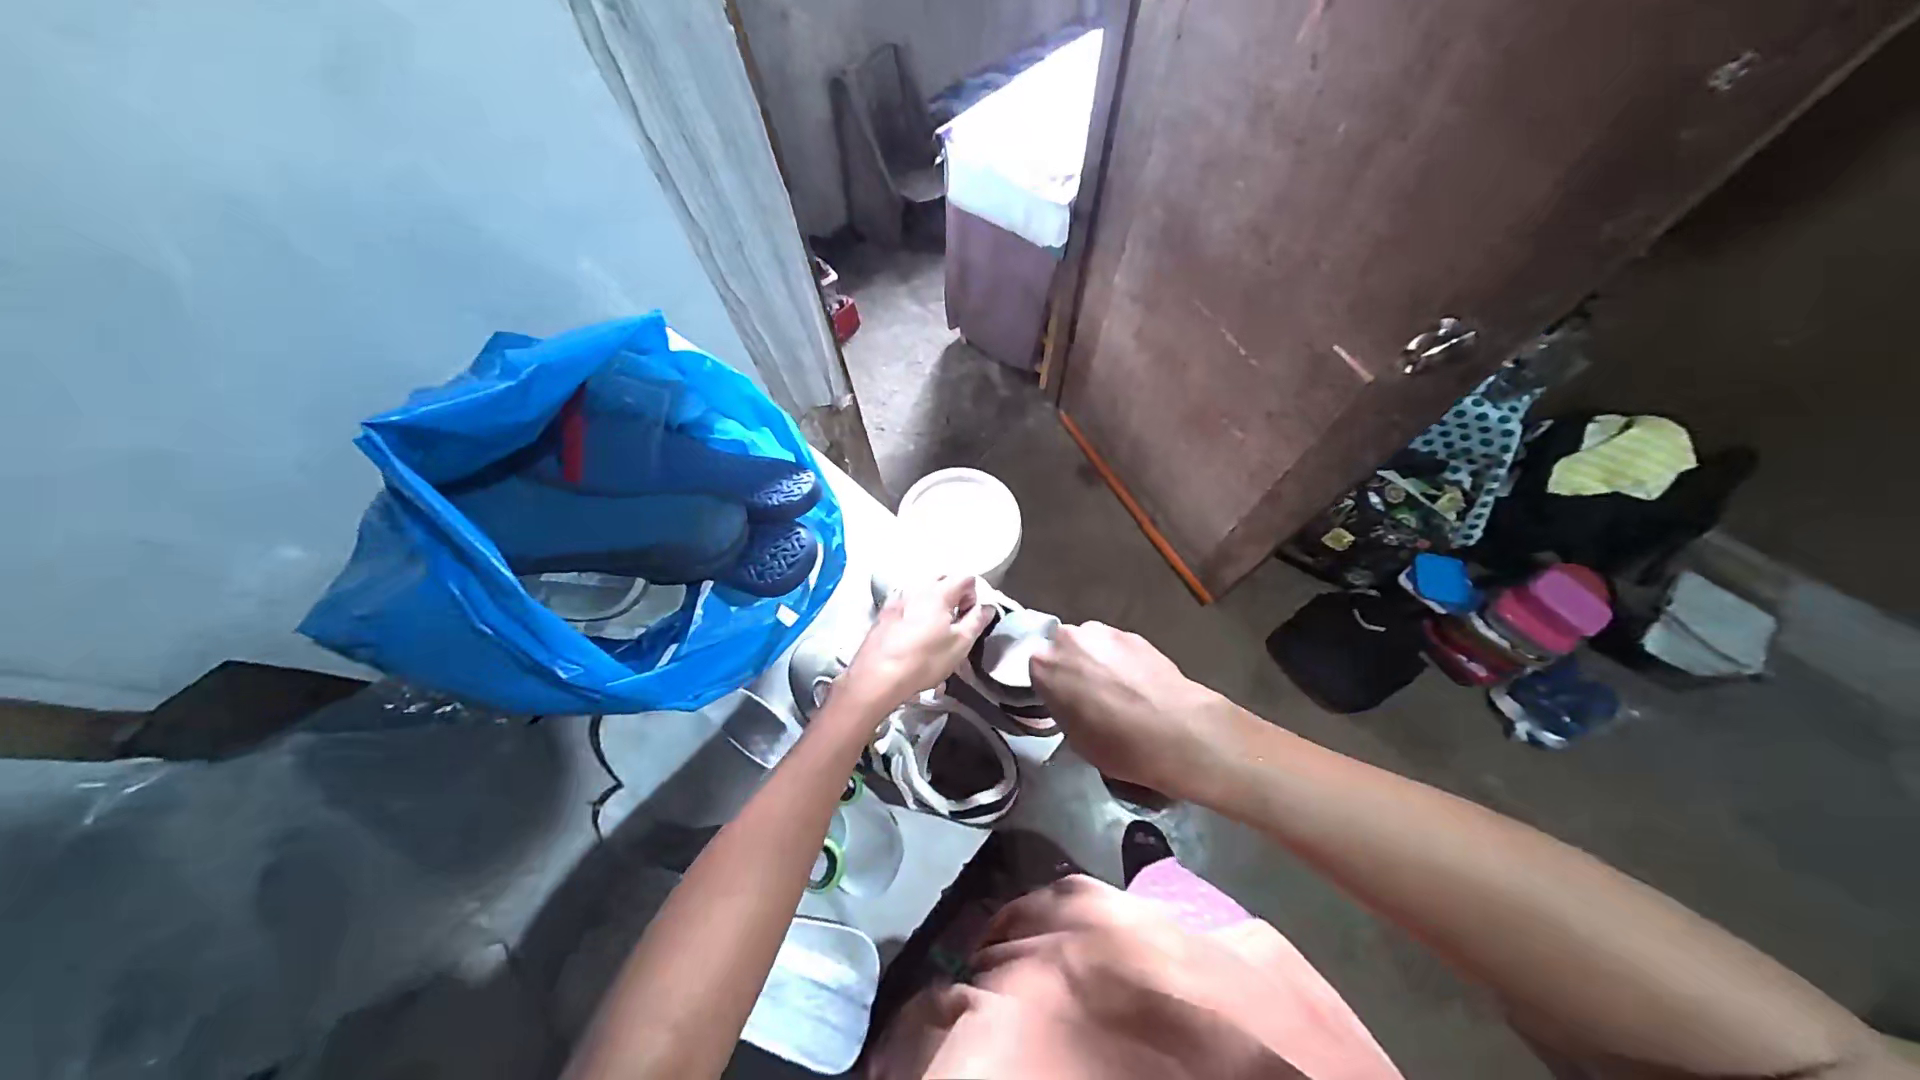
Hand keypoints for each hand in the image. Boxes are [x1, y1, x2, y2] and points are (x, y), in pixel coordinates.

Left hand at [839, 576, 993, 711]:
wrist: (877, 676)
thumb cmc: (924, 660)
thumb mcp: (960, 644)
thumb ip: (977, 621)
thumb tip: (987, 607)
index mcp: (939, 592)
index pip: (965, 578)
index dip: (973, 596)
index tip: (969, 618)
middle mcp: (917, 587)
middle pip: (942, 578)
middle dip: (953, 594)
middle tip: (954, 620)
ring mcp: (897, 597)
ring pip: (922, 588)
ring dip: (933, 600)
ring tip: (934, 626)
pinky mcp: (883, 611)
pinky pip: (906, 600)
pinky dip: (915, 608)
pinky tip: (913, 630)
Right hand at [1028, 622, 1229, 798]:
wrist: (1176, 731)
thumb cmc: (1117, 744)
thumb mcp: (1074, 737)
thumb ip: (1063, 706)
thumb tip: (1073, 700)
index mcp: (1044, 665)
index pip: (1037, 668)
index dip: (1051, 686)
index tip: (1063, 701)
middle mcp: (1069, 640)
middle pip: (1063, 647)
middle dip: (1073, 665)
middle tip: (1089, 694)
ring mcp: (1104, 633)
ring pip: (1092, 644)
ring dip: (1098, 660)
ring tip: (1119, 689)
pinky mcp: (1135, 634)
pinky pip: (1118, 647)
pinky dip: (1124, 661)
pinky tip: (1139, 685)